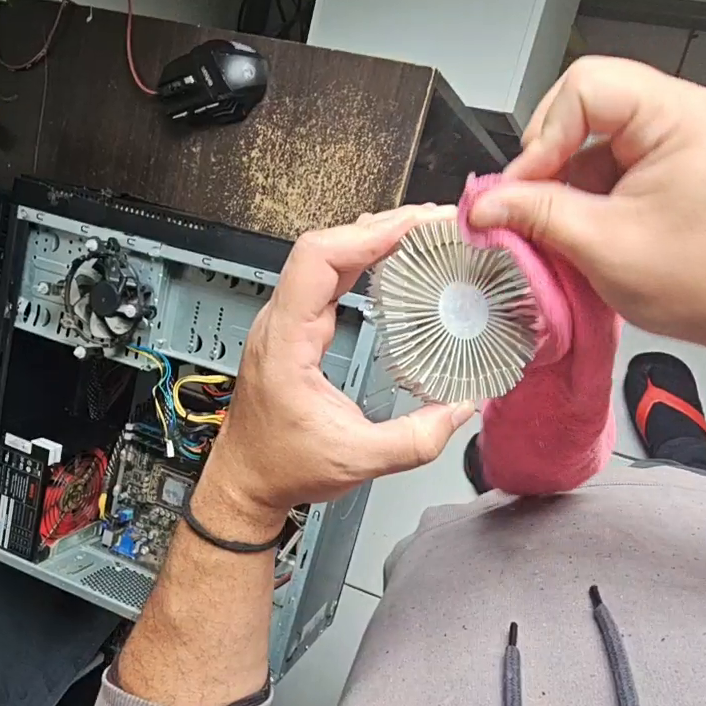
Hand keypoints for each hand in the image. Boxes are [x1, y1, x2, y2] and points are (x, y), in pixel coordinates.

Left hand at [198, 207, 475, 533]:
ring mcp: (284, 325)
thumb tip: (459, 411)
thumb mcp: (356, 460)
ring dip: (371, 240)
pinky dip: (361, 262)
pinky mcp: (294, 332)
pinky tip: (391, 263)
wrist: (246, 480)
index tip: (412, 226)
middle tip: (434, 225)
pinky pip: (325, 279)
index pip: (316, 260)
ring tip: (421, 235)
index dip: (366, 234)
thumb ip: (414, 440)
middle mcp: (279, 324)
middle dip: (381, 228)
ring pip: (324, 259)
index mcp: (286, 344)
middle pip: (325, 247)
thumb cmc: (279, 467)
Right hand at [466, 56, 705, 361]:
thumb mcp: (603, 247)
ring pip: (589, 139)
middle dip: (548, 159)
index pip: (584, 88)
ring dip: (564, 183)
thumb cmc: (705, 282)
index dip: (541, 140)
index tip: (520, 193)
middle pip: (584, 106)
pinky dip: (584, 197)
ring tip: (564, 230)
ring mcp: (677, 140)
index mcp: (678, 116)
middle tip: (531, 207)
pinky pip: (607, 164)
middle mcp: (682, 115)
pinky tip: (586, 232)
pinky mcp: (670, 167)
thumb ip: (537, 216)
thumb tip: (484, 205)